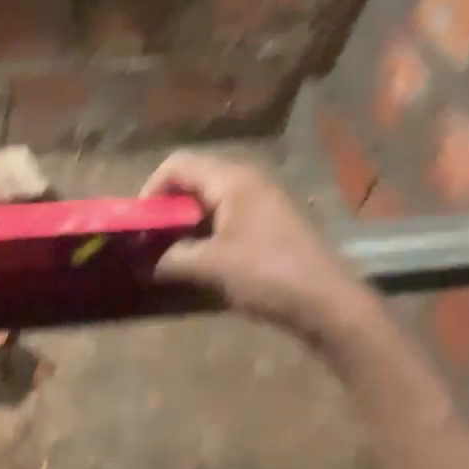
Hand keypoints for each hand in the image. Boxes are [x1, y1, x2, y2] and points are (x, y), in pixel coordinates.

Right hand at [142, 151, 374, 346]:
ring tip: (169, 256)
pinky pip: (227, 219)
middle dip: (166, 209)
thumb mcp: (210, 266)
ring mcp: (263, 203)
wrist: (328, 304)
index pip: (178, 164)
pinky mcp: (270, 226)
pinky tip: (199, 263)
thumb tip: (143, 263)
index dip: (151, 189)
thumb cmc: (268, 275)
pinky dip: (206, 235)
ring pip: (209, 203)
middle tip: (150, 242)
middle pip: (193, 181)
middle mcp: (248, 182)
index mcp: (233, 180)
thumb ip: (171, 258)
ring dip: (185, 226)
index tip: (139, 224)